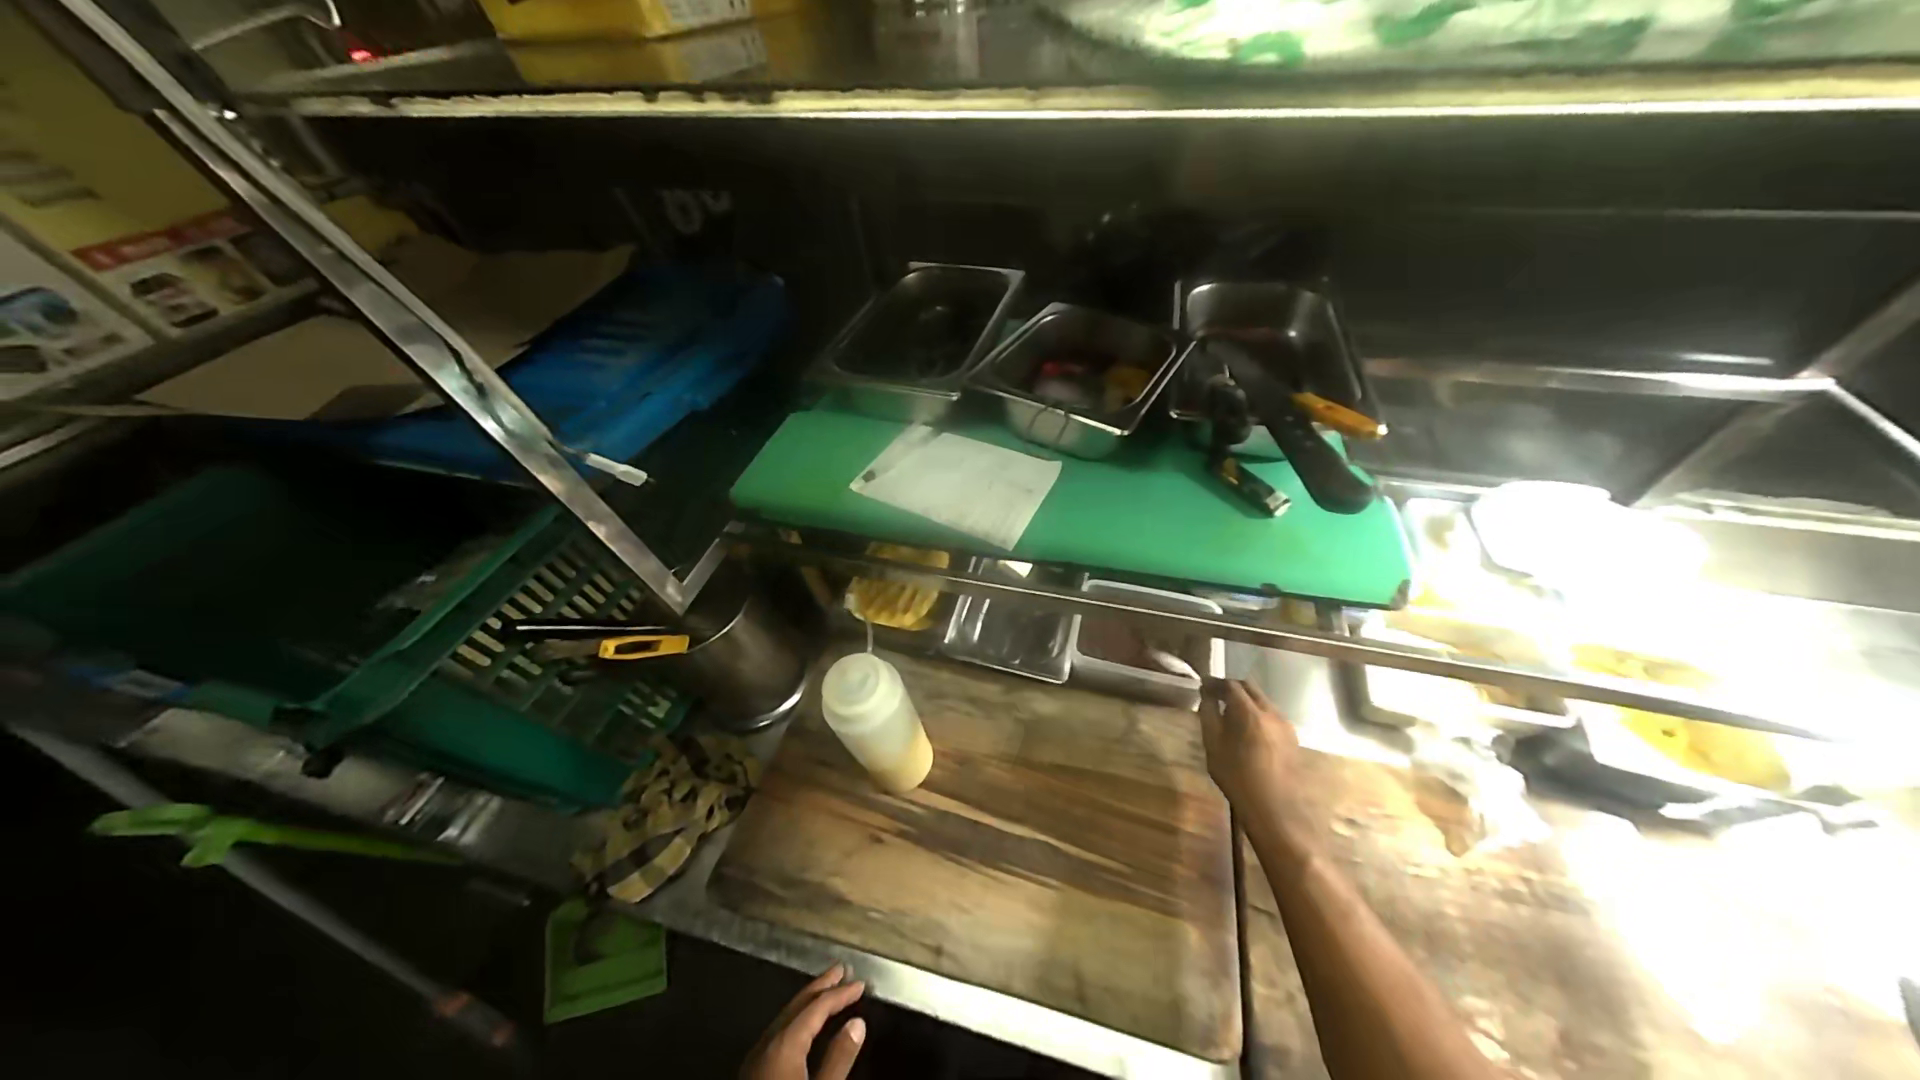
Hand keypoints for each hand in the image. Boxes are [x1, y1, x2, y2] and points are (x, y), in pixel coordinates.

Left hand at [741, 963, 866, 1079]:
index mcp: (785, 1043)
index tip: (861, 984)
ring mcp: (756, 1057)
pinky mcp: (752, 1071)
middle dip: (821, 986)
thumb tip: (857, 1022)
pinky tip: (802, 1026)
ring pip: (785, 1016)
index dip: (840, 993)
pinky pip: (778, 1030)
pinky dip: (796, 1019)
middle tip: (841, 970)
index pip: (817, 1007)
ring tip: (826, 991)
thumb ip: (839, 1058)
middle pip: (797, 1005)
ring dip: (808, 1001)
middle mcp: (767, 1042)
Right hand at [1200, 679, 1300, 814]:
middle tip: (1215, 695)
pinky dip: (1256, 712)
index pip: (1231, 685)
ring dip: (1245, 700)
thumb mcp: (1213, 745)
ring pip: (1262, 700)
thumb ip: (1209, 716)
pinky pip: (1271, 714)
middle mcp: (1271, 712)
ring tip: (1230, 713)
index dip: (1215, 682)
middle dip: (1231, 687)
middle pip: (1250, 687)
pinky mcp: (1292, 736)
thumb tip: (1207, 697)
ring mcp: (1285, 724)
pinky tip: (1247, 729)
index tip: (1203, 685)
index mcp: (1249, 712)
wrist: (1274, 807)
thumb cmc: (1237, 776)